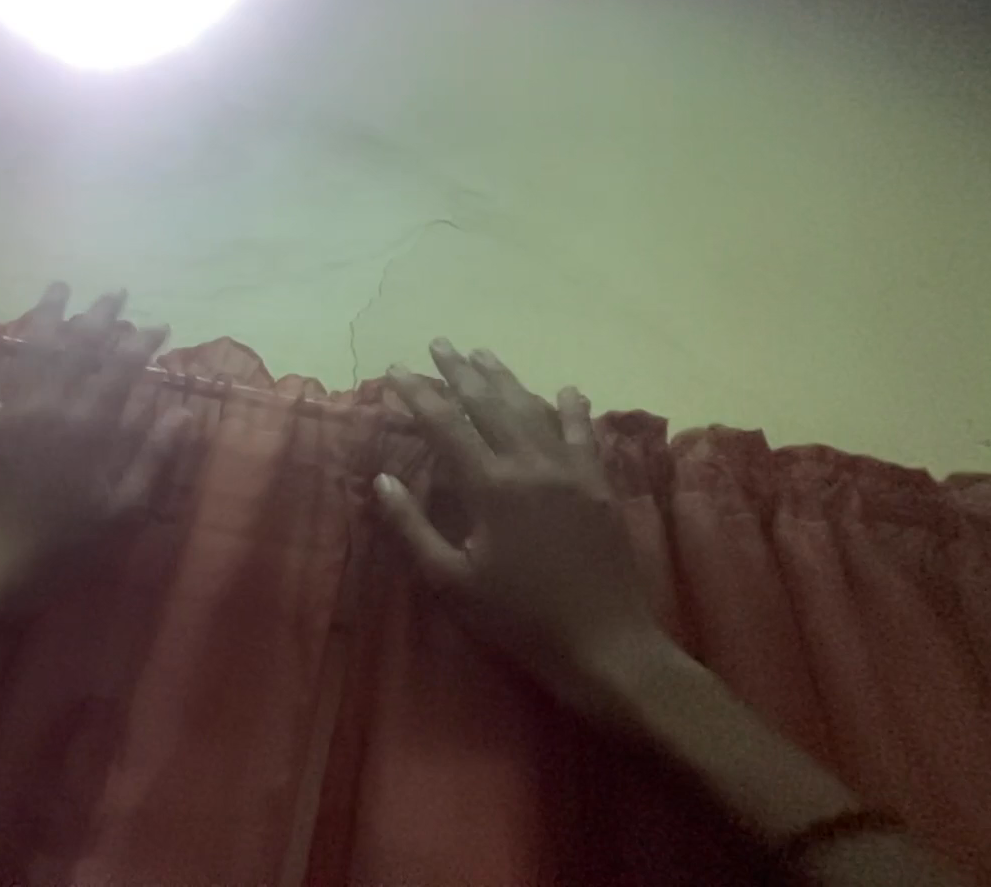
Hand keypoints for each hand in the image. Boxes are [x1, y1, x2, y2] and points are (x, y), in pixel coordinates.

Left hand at [0, 283, 190, 604]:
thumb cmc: (66, 542)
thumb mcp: (122, 508)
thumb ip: (152, 455)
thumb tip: (181, 411)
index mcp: (92, 426)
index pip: (122, 368)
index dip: (142, 342)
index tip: (159, 325)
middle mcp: (54, 405)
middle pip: (81, 346)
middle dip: (101, 315)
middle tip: (117, 291)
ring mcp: (15, 407)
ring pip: (35, 348)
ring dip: (50, 313)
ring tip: (61, 286)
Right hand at [374, 339, 672, 716]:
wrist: (607, 647)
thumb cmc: (518, 616)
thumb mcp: (450, 580)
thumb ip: (412, 527)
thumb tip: (382, 481)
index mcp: (491, 486)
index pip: (445, 425)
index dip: (417, 394)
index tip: (394, 370)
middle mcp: (531, 466)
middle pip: (489, 404)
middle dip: (459, 371)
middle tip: (439, 344)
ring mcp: (571, 473)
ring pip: (533, 410)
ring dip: (505, 379)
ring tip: (483, 353)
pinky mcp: (599, 487)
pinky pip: (582, 435)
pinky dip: (572, 409)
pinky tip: (566, 389)